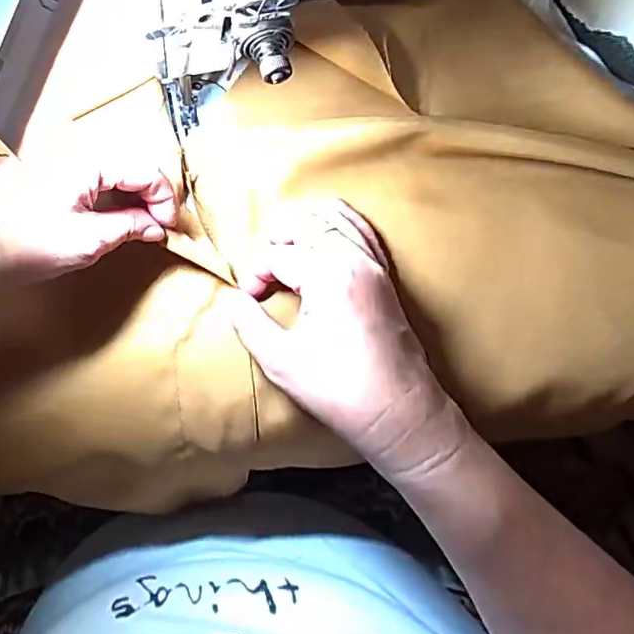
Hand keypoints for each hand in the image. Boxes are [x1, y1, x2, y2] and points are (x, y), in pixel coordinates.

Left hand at [0, 147, 178, 290]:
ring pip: (107, 170)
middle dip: (149, 196)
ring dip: (127, 196)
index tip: (170, 228)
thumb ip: (128, 228)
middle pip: (128, 164)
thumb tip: (155, 226)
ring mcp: (53, 157)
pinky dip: (104, 195)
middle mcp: (71, 147)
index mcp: (86, 158)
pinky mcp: (41, 170)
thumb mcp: (85, 242)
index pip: (145, 169)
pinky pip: (86, 175)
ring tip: (135, 228)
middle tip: (156, 229)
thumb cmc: (17, 245)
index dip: (165, 200)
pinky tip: (107, 219)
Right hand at [223, 200, 475, 482]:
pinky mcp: (386, 277)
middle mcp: (356, 260)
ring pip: (336, 217)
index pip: (278, 255)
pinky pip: (362, 230)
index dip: (255, 274)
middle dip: (276, 242)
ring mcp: (376, 266)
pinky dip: (337, 223)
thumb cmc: (342, 392)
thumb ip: (248, 323)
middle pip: (306, 225)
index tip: (250, 301)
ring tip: (283, 246)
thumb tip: (230, 299)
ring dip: (304, 224)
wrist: (403, 417)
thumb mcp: (280, 361)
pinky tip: (322, 233)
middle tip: (262, 275)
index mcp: (330, 275)